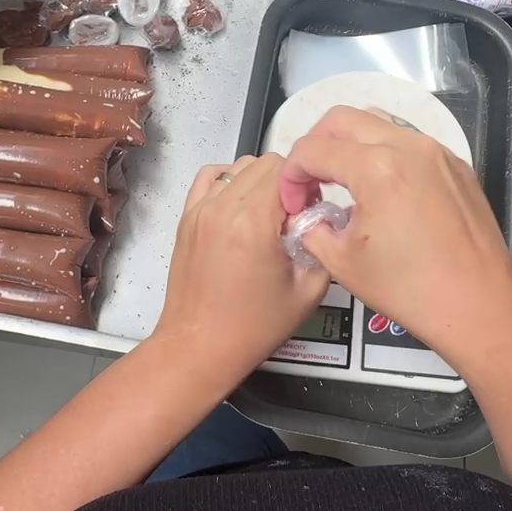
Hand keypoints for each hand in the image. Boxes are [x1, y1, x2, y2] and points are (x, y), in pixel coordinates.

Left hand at [153, 154, 330, 373]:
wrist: (199, 347)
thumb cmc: (251, 326)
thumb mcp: (308, 292)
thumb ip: (323, 246)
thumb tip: (324, 220)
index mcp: (252, 222)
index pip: (286, 169)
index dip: (305, 186)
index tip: (309, 211)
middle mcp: (222, 208)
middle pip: (264, 163)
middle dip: (286, 182)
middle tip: (292, 216)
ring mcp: (199, 210)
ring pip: (239, 166)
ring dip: (259, 182)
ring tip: (267, 214)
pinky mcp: (186, 218)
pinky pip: (210, 177)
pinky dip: (229, 180)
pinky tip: (241, 205)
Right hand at [278, 107, 511, 363]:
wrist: (479, 305)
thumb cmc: (408, 289)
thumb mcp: (342, 263)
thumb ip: (311, 228)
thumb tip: (305, 215)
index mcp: (375, 168)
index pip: (313, 150)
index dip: (291, 176)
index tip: (295, 204)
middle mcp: (407, 146)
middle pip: (342, 119)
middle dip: (315, 145)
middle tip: (311, 181)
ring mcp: (436, 152)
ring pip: (378, 122)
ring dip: (350, 144)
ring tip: (344, 181)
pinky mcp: (456, 165)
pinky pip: (410, 142)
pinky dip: (385, 154)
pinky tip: (383, 192)